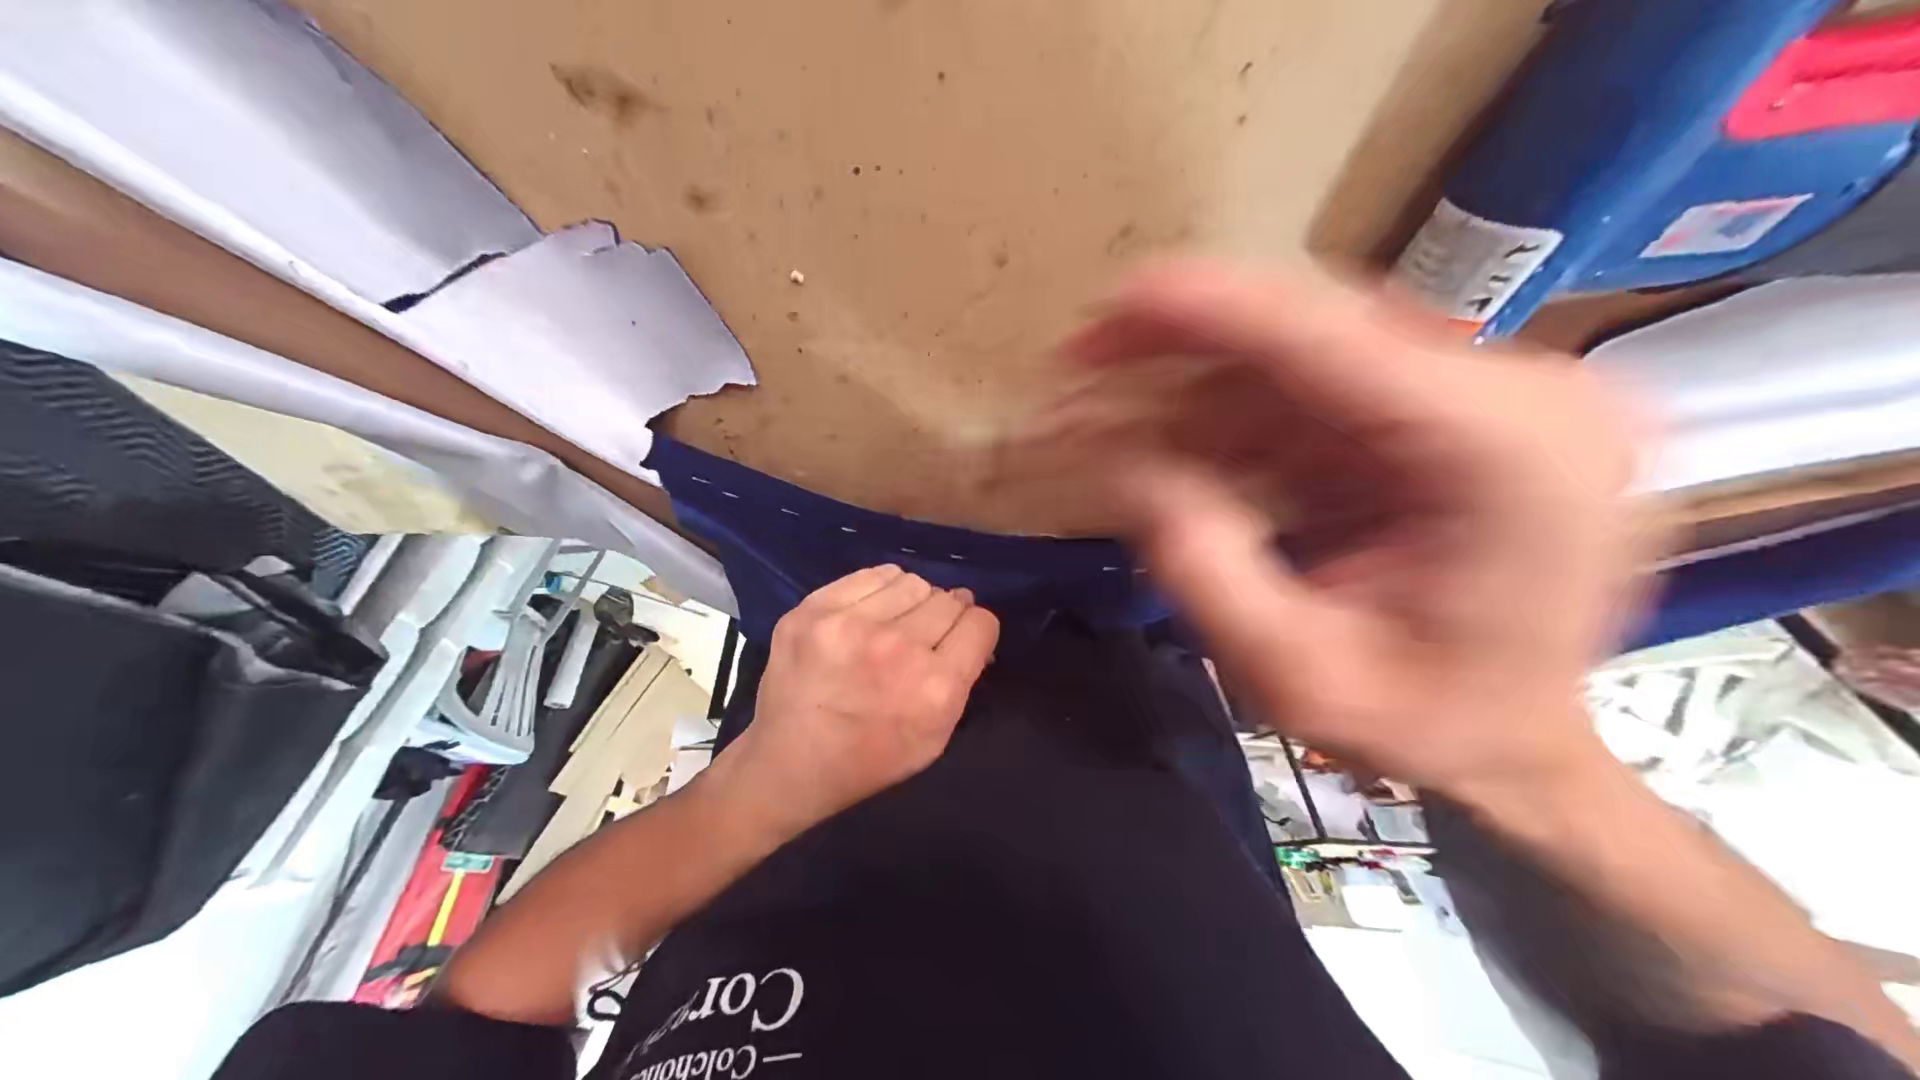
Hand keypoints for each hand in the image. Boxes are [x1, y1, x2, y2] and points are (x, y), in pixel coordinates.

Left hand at [716, 565, 1000, 836]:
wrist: (790, 762)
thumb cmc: (871, 758)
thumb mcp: (936, 737)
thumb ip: (963, 680)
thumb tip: (972, 629)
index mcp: (936, 687)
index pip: (981, 623)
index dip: (974, 630)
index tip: (960, 637)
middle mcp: (898, 648)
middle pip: (948, 600)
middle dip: (945, 616)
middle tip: (923, 635)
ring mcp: (851, 625)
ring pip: (912, 582)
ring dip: (912, 601)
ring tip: (894, 623)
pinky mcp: (814, 609)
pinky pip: (872, 575)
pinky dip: (880, 589)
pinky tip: (870, 612)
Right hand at [1062, 262, 1659, 799]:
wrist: (1516, 743)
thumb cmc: (1428, 725)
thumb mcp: (1298, 675)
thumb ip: (1206, 569)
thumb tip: (1127, 467)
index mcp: (1504, 452)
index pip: (1335, 340)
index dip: (1210, 310)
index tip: (1114, 299)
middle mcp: (1508, 397)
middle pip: (1312, 334)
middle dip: (1183, 344)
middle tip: (1084, 358)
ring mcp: (1474, 401)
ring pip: (1295, 364)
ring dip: (1190, 389)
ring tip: (1101, 421)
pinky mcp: (1432, 419)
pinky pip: (1305, 398)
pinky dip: (1224, 420)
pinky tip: (1164, 447)